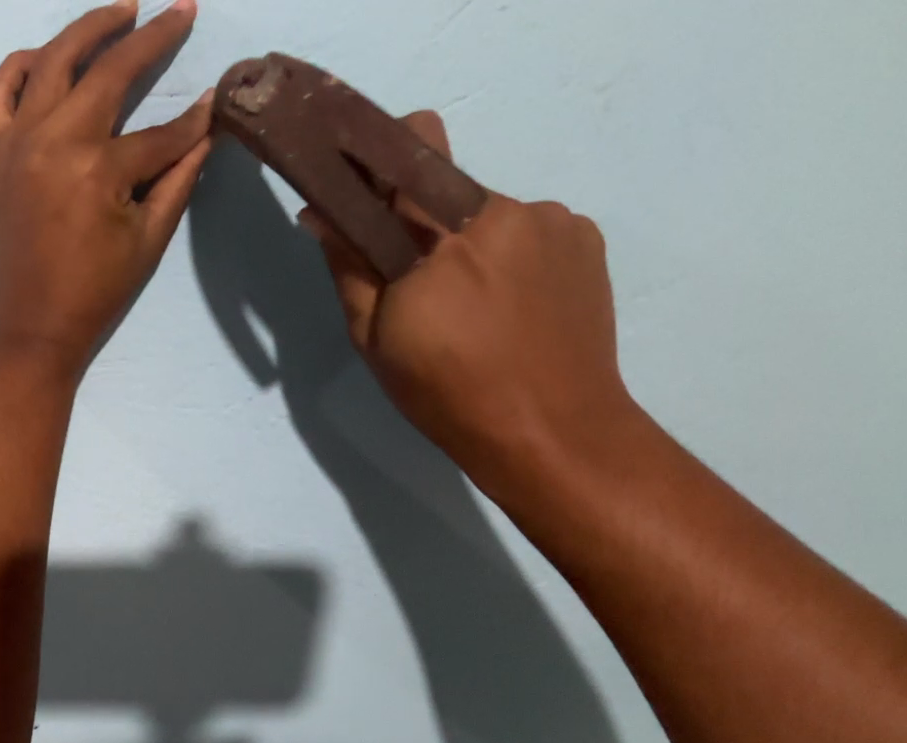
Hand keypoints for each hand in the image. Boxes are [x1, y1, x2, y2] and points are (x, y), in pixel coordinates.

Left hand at [0, 0, 212, 378]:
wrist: (31, 328)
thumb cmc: (94, 292)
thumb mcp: (148, 240)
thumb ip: (177, 178)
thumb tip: (206, 130)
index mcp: (98, 170)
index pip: (160, 132)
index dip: (194, 121)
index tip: (216, 102)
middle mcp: (54, 142)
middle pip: (109, 72)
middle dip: (151, 38)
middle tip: (178, 11)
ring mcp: (18, 145)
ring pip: (51, 62)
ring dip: (88, 28)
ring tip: (121, 10)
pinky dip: (19, 66)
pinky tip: (46, 56)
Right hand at [304, 113, 630, 474]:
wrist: (551, 429)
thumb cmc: (445, 392)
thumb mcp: (373, 339)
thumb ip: (349, 266)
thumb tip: (320, 212)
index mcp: (439, 235)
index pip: (408, 148)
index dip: (380, 158)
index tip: (361, 188)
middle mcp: (499, 209)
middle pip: (445, 191)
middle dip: (425, 229)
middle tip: (423, 294)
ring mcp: (553, 220)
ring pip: (487, 216)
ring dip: (469, 248)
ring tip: (474, 313)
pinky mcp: (586, 239)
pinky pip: (530, 232)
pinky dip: (510, 259)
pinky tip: (511, 311)